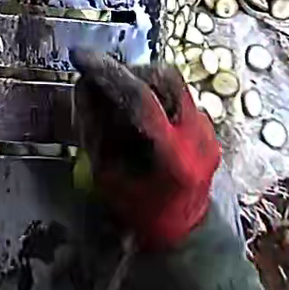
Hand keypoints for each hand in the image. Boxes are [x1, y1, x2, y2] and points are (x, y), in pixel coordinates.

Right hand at [70, 49, 220, 249]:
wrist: (184, 232)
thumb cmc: (139, 210)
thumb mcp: (106, 174)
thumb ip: (94, 129)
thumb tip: (83, 85)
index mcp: (173, 156)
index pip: (141, 98)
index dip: (107, 73)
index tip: (80, 57)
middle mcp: (198, 138)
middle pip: (164, 79)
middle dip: (127, 71)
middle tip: (101, 78)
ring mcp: (208, 130)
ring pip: (172, 81)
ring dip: (139, 79)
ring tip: (117, 97)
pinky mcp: (208, 126)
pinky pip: (176, 94)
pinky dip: (151, 92)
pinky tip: (135, 112)